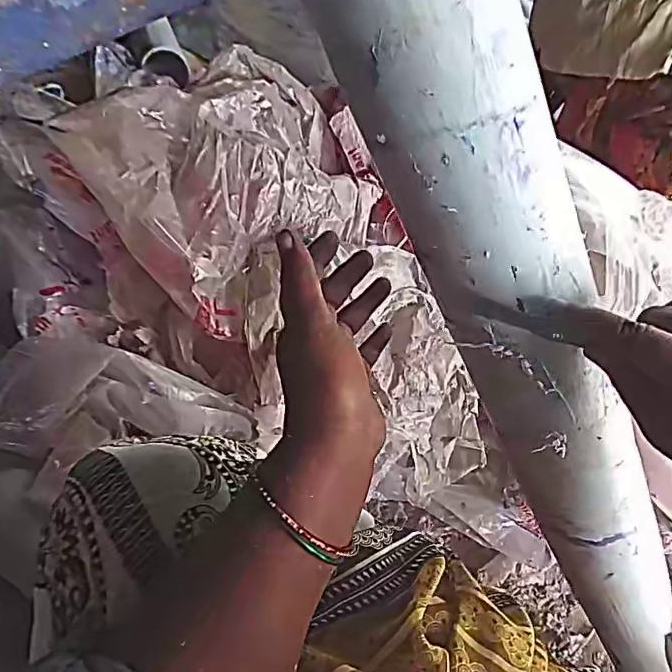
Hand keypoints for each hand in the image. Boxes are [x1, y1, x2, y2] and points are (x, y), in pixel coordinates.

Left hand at [276, 230, 390, 457]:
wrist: (339, 435)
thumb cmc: (325, 378)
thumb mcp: (311, 320)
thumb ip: (301, 278)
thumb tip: (285, 238)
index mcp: (299, 324)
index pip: (306, 281)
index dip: (317, 257)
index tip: (334, 237)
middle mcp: (313, 341)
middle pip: (329, 300)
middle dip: (345, 276)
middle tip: (366, 256)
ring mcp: (334, 362)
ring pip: (348, 323)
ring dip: (363, 301)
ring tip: (383, 282)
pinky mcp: (354, 381)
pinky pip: (364, 351)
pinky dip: (373, 336)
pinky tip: (386, 326)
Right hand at [517, 286, 671, 495]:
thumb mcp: (657, 424)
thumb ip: (625, 378)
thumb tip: (594, 344)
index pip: (630, 335)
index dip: (592, 325)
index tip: (566, 317)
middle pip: (655, 316)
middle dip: (635, 335)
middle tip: (637, 363)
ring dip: (665, 325)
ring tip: (670, 356)